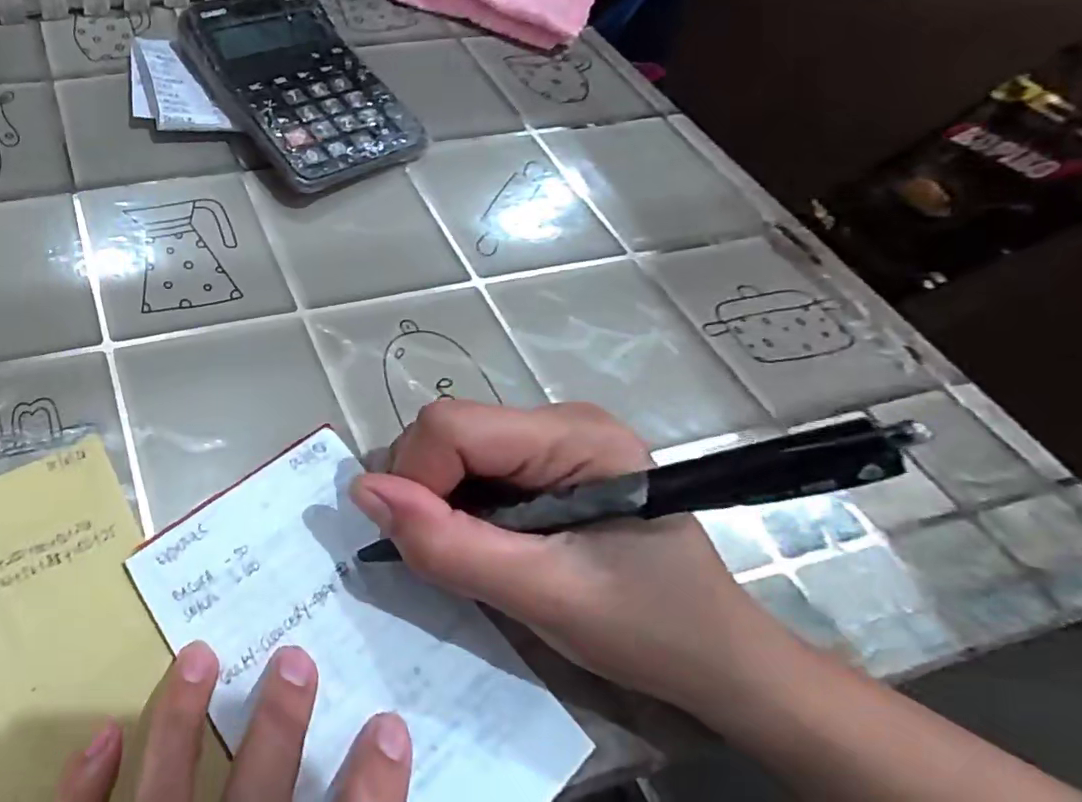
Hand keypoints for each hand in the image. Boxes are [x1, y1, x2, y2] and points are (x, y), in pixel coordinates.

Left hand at [54, 642, 412, 801]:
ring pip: (165, 788)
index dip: (368, 788)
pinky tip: (103, 730)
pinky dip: (86, 782)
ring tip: (200, 651)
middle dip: (278, 727)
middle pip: (255, 796)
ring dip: (181, 719)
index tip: (391, 727)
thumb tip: (372, 769)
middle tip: (294, 657)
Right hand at [347, 400, 792, 713]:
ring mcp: (550, 436)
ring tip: (473, 553)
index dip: (417, 480)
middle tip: (452, 555)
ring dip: (437, 500)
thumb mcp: (545, 597)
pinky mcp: (541, 460)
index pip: (452, 425)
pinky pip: (469, 465)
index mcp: (574, 435)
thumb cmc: (650, 631)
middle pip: (446, 429)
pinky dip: (455, 504)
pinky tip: (484, 540)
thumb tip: (362, 492)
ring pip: (450, 446)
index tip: (422, 544)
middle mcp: (558, 419)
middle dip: (424, 491)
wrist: (720, 662)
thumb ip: (451, 547)